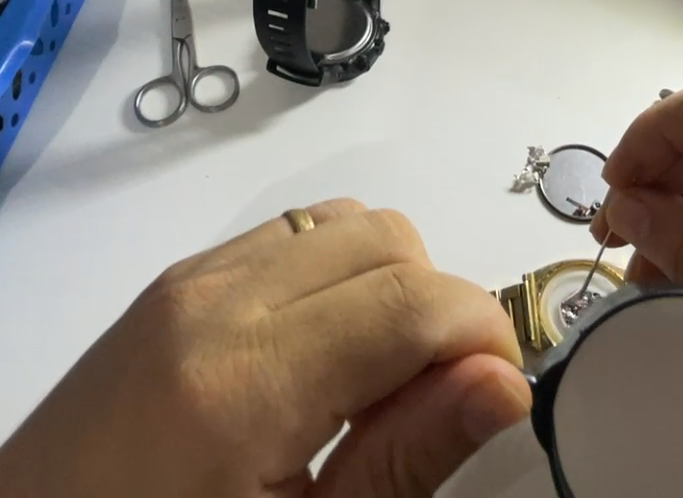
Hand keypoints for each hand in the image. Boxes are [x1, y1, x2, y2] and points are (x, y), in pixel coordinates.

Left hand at [0, 199, 529, 497]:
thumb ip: (404, 460)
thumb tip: (503, 382)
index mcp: (242, 379)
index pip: (409, 299)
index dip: (481, 333)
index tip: (495, 392)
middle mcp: (218, 295)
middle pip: (386, 237)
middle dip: (437, 305)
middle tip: (424, 401)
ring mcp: (192, 275)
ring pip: (344, 221)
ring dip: (388, 280)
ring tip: (369, 376)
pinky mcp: (179, 275)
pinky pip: (292, 233)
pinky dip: (336, 269)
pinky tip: (315, 349)